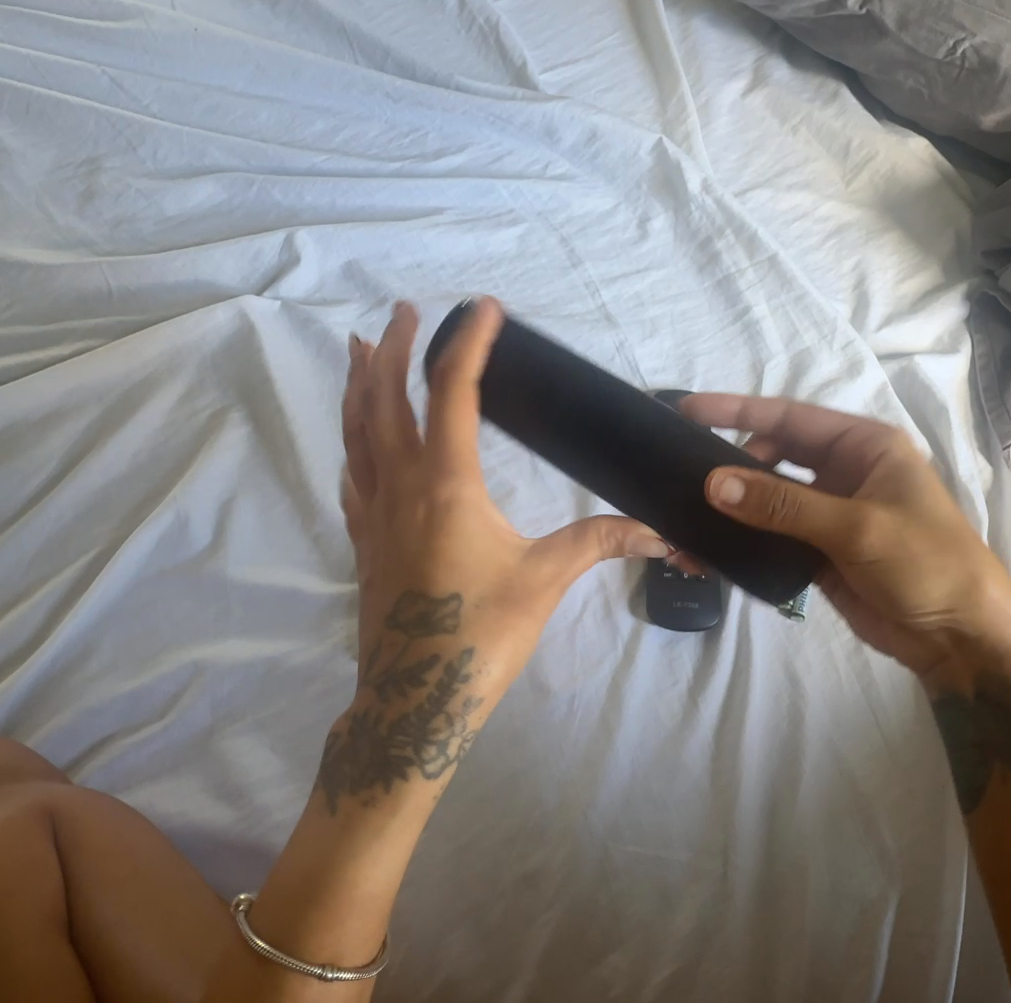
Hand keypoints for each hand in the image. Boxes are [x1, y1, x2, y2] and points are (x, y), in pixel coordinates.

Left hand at [325, 299, 665, 811]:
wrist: (413, 702)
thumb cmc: (481, 636)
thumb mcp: (545, 581)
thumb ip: (598, 542)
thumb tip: (659, 532)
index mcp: (447, 484)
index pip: (453, 393)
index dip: (469, 344)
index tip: (484, 309)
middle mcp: (400, 486)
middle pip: (386, 399)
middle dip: (396, 349)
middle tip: (404, 312)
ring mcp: (373, 513)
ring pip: (355, 432)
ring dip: (360, 386)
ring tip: (362, 348)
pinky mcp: (363, 541)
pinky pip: (351, 475)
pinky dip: (353, 441)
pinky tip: (357, 440)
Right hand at [678, 394, 1010, 684]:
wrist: (961, 639)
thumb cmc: (926, 562)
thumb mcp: (855, 526)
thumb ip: (782, 504)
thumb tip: (713, 484)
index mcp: (864, 446)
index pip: (789, 418)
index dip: (736, 411)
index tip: (686, 410)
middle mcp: (843, 472)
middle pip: (772, 456)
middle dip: (729, 468)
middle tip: (684, 483)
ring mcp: (829, 514)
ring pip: (766, 500)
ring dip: (730, 510)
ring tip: (685, 522)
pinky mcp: (818, 552)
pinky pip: (770, 538)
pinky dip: (741, 544)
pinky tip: (709, 555)